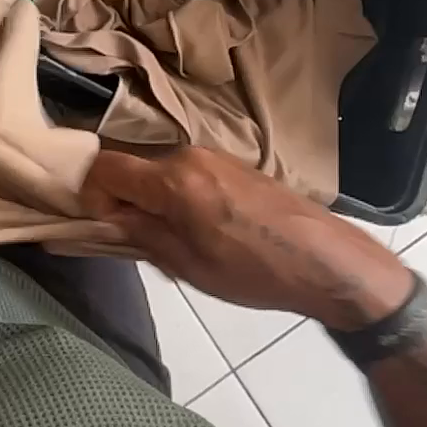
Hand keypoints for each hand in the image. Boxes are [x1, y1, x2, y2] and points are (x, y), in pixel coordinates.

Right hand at [84, 145, 413, 330]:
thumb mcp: (190, 266)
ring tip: (178, 236)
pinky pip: (185, 171)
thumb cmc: (257, 271)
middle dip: (124, 199)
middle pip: (131, 167)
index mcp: (172, 179)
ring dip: (153, 197)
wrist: (333, 264)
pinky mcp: (232, 162)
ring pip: (158, 170)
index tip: (108, 224)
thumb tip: (111, 218)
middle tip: (140, 237)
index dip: (93, 194)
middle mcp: (187, 155)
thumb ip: (141, 234)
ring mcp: (212, 155)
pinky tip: (206, 225)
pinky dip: (178, 193)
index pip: (104, 167)